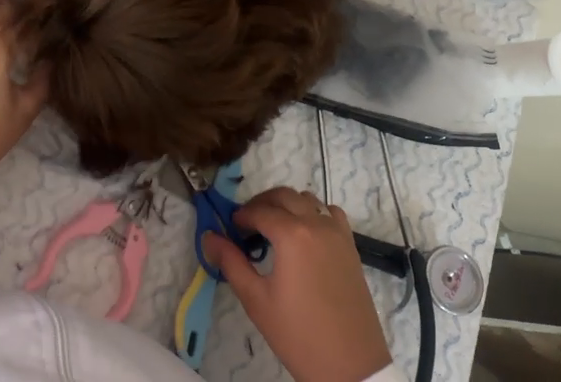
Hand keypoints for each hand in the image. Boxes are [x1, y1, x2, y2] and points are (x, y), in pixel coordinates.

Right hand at [203, 188, 392, 381]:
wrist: (350, 366)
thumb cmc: (298, 334)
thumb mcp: (256, 299)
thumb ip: (231, 262)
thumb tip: (209, 236)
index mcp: (292, 234)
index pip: (259, 211)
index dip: (240, 217)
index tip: (230, 230)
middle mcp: (317, 225)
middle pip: (284, 196)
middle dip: (261, 204)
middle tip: (247, 225)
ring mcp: (338, 235)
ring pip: (308, 200)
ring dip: (287, 205)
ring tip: (274, 229)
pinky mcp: (351, 248)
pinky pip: (331, 215)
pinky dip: (315, 214)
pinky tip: (306, 236)